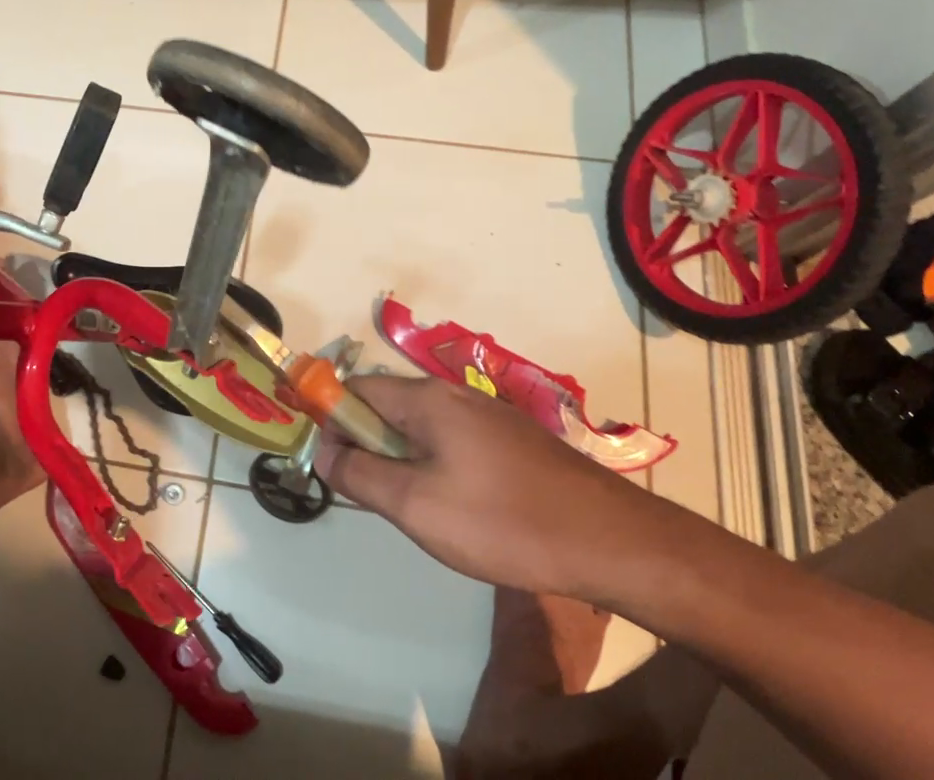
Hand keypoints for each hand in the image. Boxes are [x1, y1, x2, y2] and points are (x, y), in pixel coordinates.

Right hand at [316, 376, 676, 599]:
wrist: (610, 543)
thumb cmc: (501, 522)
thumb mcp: (414, 505)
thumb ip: (359, 474)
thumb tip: (323, 449)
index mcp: (427, 400)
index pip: (356, 388)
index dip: (330, 417)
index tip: (327, 461)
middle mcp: (456, 395)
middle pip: (388, 405)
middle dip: (366, 443)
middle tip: (370, 494)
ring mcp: (490, 417)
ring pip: (422, 427)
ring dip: (400, 458)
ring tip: (410, 507)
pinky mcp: (514, 442)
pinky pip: (453, 442)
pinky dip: (434, 464)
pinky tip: (453, 507)